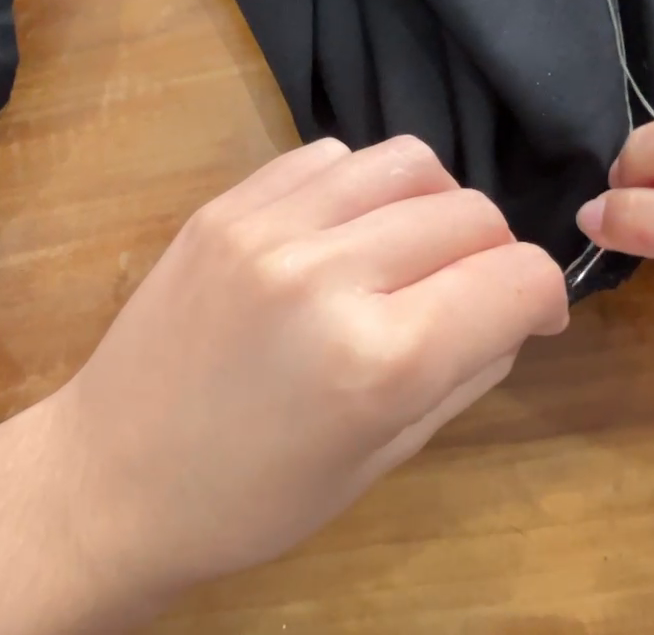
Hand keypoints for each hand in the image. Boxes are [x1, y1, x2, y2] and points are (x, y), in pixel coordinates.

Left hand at [40, 136, 567, 594]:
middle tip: (467, 290)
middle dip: (493, 252)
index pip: (515, 278)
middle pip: (468, 212)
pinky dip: (359, 186)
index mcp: (380, 360)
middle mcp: (327, 272)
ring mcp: (268, 227)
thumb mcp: (381, 459)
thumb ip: (463, 372)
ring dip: (432, 202)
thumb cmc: (252, 497)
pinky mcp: (224, 205)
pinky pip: (327, 157)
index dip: (541, 296)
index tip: (527, 315)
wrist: (112, 471)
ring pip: (404, 161)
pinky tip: (342, 230)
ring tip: (408, 247)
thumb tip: (508, 308)